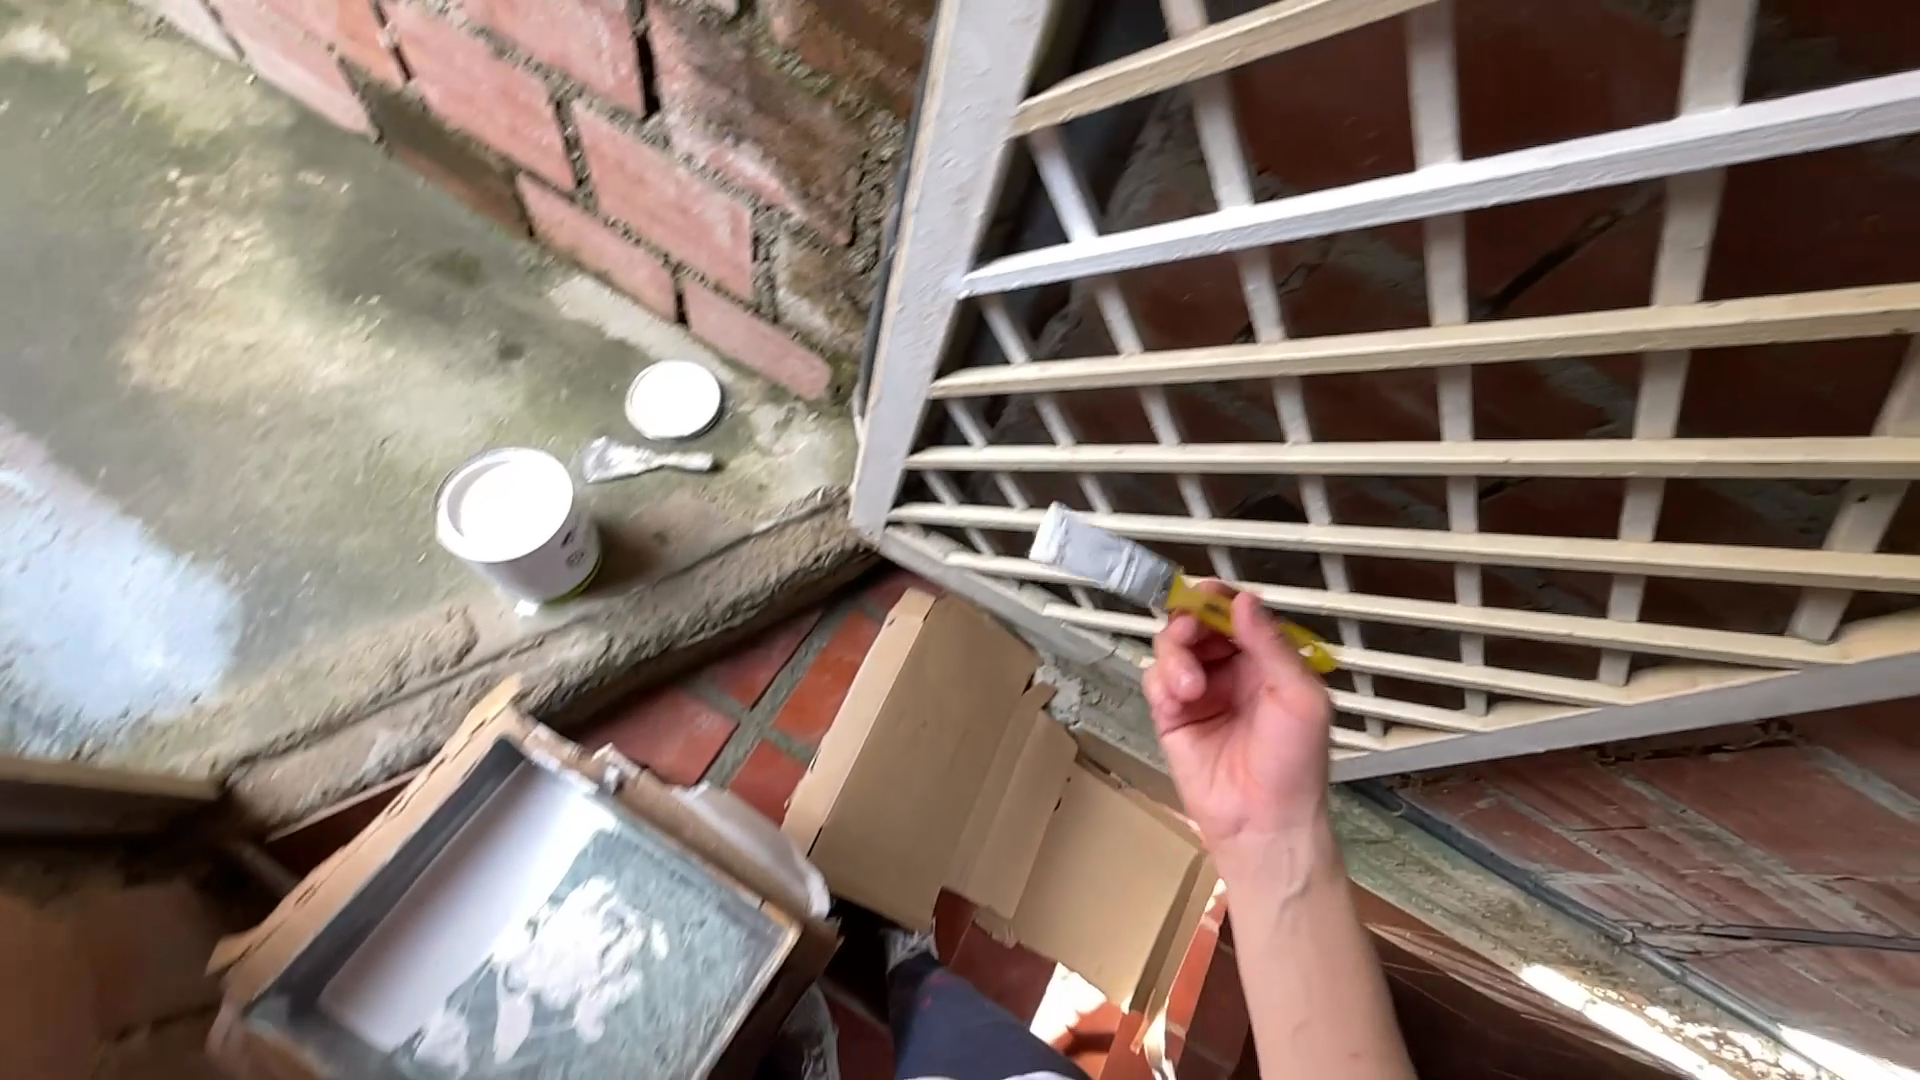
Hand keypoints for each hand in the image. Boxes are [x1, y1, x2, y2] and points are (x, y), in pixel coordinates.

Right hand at [1143, 586, 1332, 852]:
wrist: (1262, 823)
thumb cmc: (1294, 763)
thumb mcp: (1300, 698)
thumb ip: (1271, 646)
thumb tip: (1244, 600)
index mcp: (1265, 659)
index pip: (1236, 614)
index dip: (1218, 599)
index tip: (1203, 595)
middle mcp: (1229, 668)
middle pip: (1196, 623)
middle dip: (1189, 623)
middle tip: (1189, 634)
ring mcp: (1197, 690)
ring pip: (1170, 647)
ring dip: (1174, 655)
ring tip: (1189, 686)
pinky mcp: (1170, 714)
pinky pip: (1154, 680)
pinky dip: (1161, 681)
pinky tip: (1178, 700)